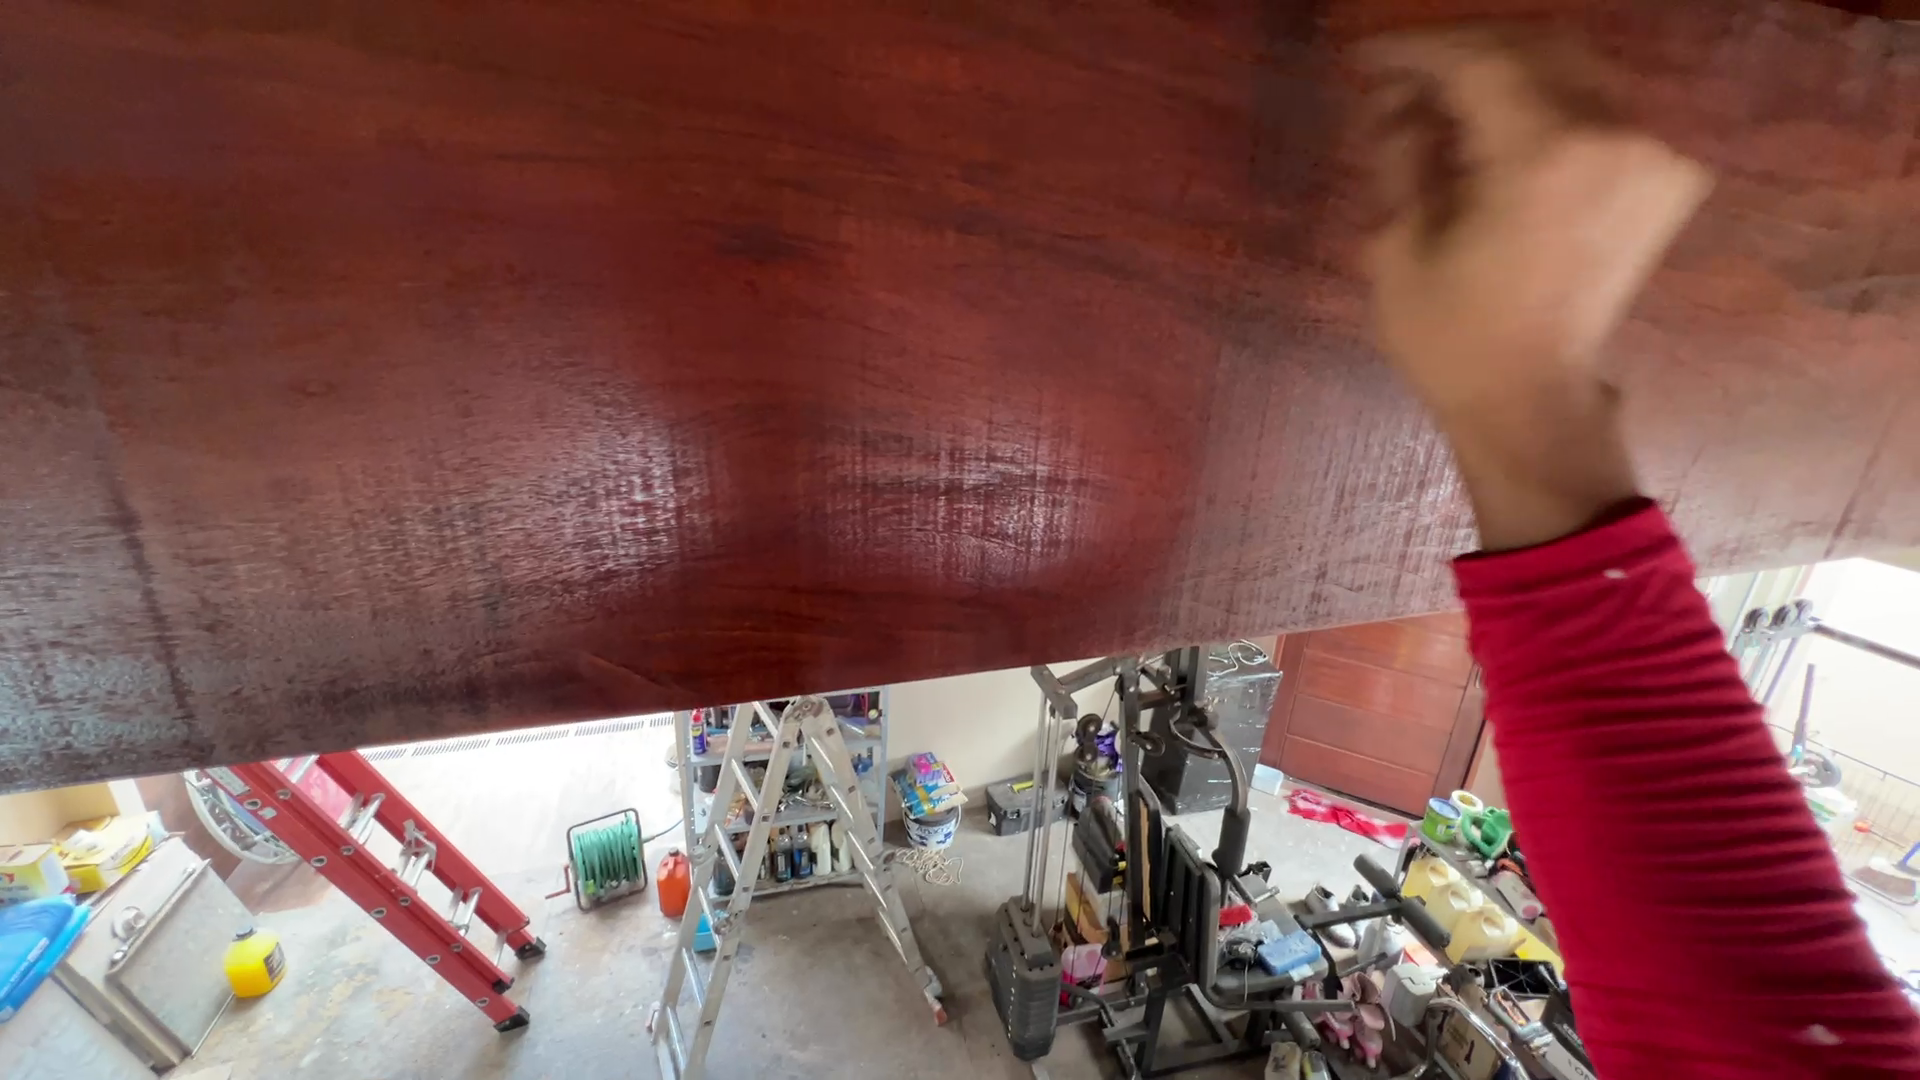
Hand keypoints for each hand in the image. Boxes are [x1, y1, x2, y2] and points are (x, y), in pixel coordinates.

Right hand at [1359, 27, 1711, 549]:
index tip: (1367, 57)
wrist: (1527, 398)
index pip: (1480, 62)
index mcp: (1545, 154)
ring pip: (1570, 78)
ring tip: (1434, 116)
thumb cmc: (1448, 339)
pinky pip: (1596, 115)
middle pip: (1536, 51)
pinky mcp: (1663, 177)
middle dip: (1459, 59)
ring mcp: (1653, 153)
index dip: (1417, 51)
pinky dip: (1538, 114)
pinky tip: (1489, 143)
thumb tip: (1397, 106)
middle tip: (1398, 84)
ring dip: (1498, 85)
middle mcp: (1617, 133)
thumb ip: (1402, 159)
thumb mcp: (1399, 250)